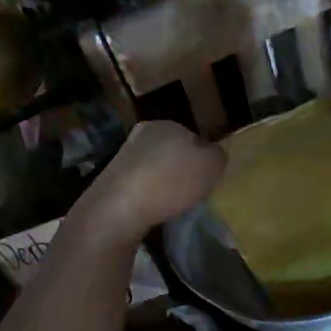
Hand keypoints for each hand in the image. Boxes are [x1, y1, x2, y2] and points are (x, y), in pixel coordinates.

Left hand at [76, 121, 225, 241]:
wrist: (120, 206)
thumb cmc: (172, 181)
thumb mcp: (212, 166)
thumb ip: (218, 155)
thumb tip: (213, 154)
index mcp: (168, 123)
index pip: (196, 138)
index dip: (204, 160)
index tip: (207, 180)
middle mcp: (144, 132)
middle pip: (174, 151)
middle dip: (183, 169)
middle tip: (191, 192)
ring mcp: (125, 153)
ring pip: (156, 167)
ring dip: (165, 181)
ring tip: (172, 202)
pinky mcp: (112, 176)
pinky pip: (141, 182)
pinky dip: (149, 193)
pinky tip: (153, 207)